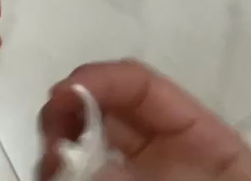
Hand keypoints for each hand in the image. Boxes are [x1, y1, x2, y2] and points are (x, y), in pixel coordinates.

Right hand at [35, 60, 250, 180]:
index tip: (61, 96)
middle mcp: (162, 156)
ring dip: (58, 153)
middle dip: (67, 116)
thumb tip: (91, 172)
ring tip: (50, 173)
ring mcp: (135, 180)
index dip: (99, 79)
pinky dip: (60, 177)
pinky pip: (80, 178)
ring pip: (82, 147)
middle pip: (101, 110)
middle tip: (50, 143)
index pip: (141, 87)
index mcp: (201, 142)